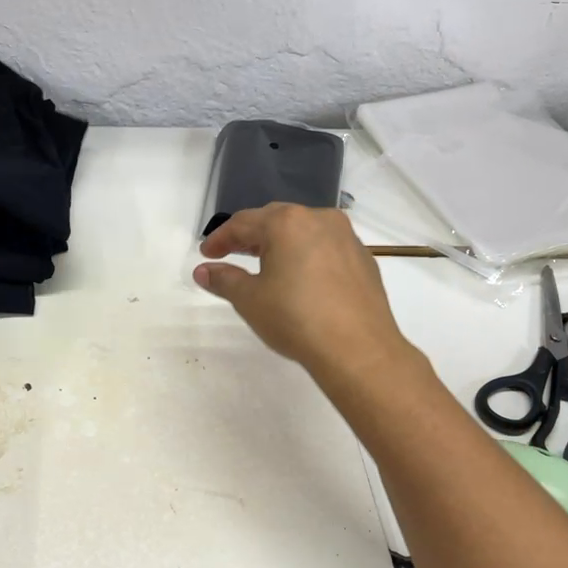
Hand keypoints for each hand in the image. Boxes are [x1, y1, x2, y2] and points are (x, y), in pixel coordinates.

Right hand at [194, 203, 407, 373]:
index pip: (243, 223)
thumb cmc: (295, 319)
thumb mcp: (250, 300)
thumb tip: (203, 271)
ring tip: (267, 265)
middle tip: (233, 254)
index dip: (221, 239)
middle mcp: (319, 219)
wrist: (358, 348)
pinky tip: (302, 279)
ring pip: (305, 231)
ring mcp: (346, 237)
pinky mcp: (364, 259)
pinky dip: (307, 256)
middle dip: (251, 236)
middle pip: (276, 220)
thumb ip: (224, 280)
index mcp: (287, 223)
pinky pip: (326, 248)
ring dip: (282, 243)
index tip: (207, 255)